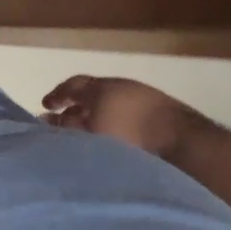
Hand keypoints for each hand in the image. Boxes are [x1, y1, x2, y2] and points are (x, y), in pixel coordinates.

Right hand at [41, 75, 207, 160]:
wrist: (186, 143)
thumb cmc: (130, 135)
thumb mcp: (91, 131)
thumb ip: (68, 125)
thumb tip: (47, 120)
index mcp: (100, 86)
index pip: (72, 86)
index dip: (57, 96)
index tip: (45, 107)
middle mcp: (120, 87)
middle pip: (91, 94)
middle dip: (75, 106)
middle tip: (62, 121)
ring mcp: (143, 99)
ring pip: (111, 105)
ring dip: (97, 116)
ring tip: (89, 134)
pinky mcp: (162, 115)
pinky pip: (128, 115)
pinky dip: (116, 123)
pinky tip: (116, 140)